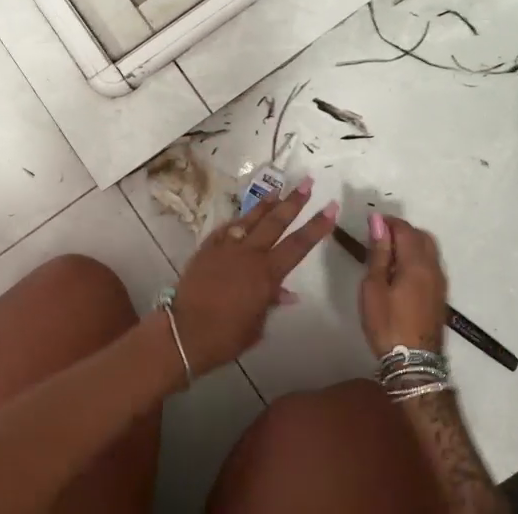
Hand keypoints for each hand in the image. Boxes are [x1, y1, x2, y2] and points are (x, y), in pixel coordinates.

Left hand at [170, 179, 337, 372]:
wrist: (185, 331)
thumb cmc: (226, 335)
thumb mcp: (257, 325)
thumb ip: (271, 302)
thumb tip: (286, 292)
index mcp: (266, 274)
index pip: (298, 245)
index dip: (317, 226)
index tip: (331, 207)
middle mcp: (249, 254)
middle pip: (276, 222)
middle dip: (294, 202)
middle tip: (307, 182)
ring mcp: (226, 247)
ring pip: (250, 219)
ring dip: (266, 203)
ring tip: (279, 189)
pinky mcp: (207, 248)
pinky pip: (226, 229)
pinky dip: (238, 221)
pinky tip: (244, 216)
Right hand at [359, 212, 447, 355]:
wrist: (414, 364)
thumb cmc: (387, 323)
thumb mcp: (374, 286)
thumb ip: (379, 252)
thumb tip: (378, 222)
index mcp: (417, 263)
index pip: (405, 229)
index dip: (387, 222)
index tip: (368, 226)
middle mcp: (434, 268)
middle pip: (421, 236)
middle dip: (400, 231)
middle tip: (377, 241)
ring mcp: (440, 283)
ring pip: (428, 250)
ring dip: (409, 245)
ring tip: (386, 258)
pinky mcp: (440, 296)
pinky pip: (430, 265)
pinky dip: (416, 259)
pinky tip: (399, 274)